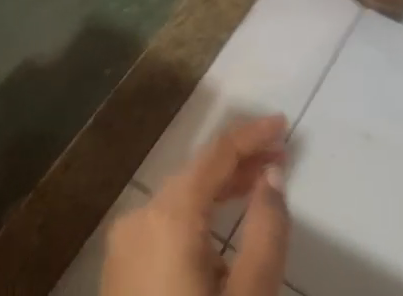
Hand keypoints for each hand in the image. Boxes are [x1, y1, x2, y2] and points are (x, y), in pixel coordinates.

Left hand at [101, 114, 291, 295]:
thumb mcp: (250, 295)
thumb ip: (268, 229)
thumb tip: (272, 174)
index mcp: (169, 216)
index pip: (216, 155)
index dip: (252, 134)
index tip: (284, 124)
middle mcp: (139, 217)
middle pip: (195, 172)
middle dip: (239, 160)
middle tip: (280, 157)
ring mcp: (123, 243)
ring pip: (178, 196)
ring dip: (219, 186)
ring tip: (258, 183)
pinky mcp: (118, 268)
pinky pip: (163, 221)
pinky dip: (196, 211)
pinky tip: (220, 221)